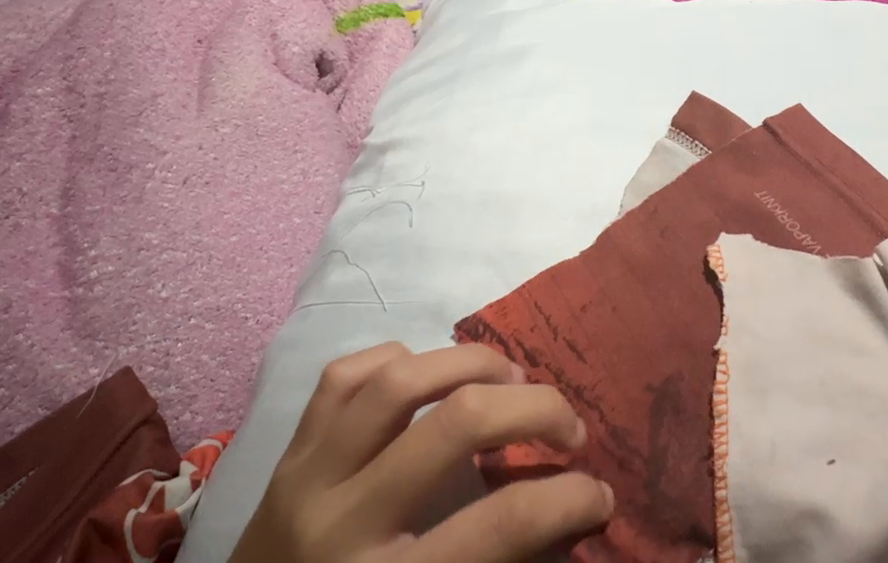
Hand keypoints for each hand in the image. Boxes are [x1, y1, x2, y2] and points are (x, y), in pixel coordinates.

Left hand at [231, 343, 612, 562]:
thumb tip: (568, 515)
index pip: (500, 528)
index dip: (569, 500)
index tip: (601, 493)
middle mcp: (344, 522)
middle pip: (455, 426)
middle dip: (533, 410)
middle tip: (568, 425)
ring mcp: (307, 477)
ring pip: (397, 380)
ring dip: (470, 365)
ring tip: (510, 378)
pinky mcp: (286, 454)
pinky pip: (343, 376)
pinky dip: (397, 360)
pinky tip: (428, 375)